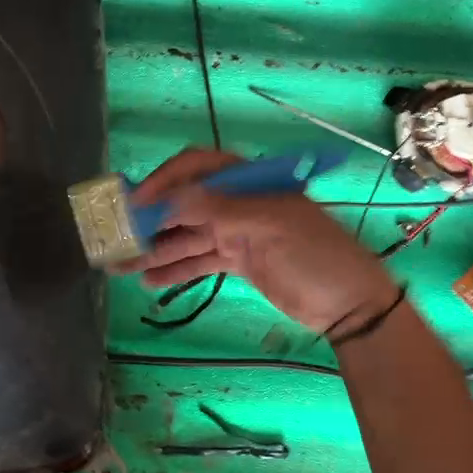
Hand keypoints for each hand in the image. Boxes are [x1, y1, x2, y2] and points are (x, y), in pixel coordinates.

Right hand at [114, 148, 399, 332]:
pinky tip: (149, 279)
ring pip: (186, 234)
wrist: (353, 306)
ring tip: (122, 264)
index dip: (164, 180)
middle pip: (184, 202)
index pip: (196, 167)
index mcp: (247, 180)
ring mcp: (236, 231)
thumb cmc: (317, 254)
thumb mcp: (270, 227)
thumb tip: (170, 197)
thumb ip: (218, 210)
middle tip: (119, 234)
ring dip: (156, 248)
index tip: (137, 200)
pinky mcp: (238, 260)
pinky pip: (198, 260)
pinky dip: (175, 269)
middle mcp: (237, 201)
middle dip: (151, 217)